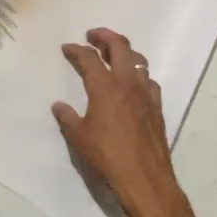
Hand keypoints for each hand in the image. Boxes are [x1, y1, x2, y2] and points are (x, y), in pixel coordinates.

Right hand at [53, 28, 184, 213]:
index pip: (89, 57)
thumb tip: (59, 106)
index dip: (76, 49)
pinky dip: (139, 74)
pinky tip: (133, 84)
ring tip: (113, 55)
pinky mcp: (157, 108)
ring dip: (125, 52)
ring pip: (139, 60)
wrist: (145, 180)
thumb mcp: (78, 138)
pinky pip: (149, 81)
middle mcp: (127, 83)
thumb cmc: (107, 156)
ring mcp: (146, 94)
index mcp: (105, 87)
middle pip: (120, 46)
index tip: (67, 48)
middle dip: (105, 36)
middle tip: (92, 36)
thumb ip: (67, 118)